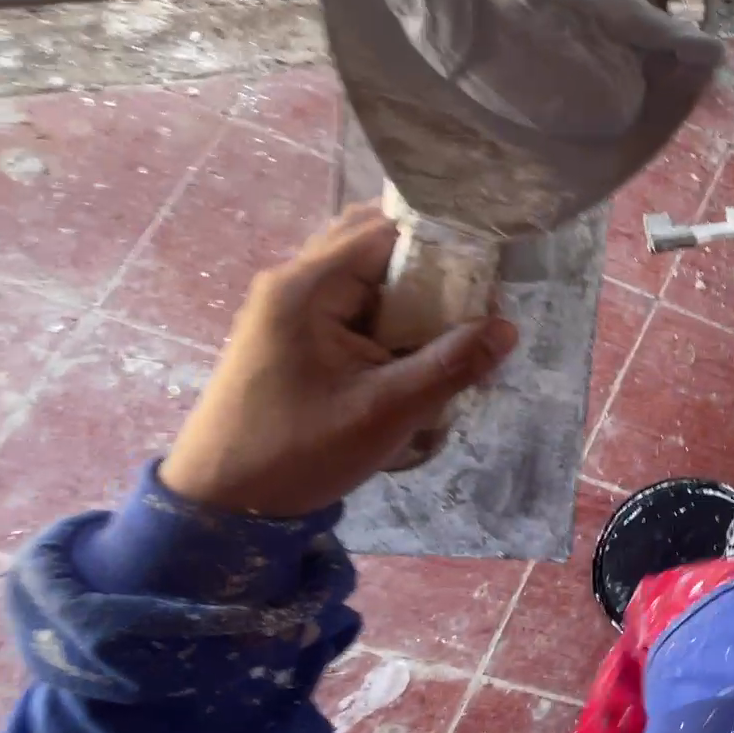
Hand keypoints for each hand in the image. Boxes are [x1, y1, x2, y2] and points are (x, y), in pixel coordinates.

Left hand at [160, 204, 518, 516]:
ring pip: (372, 272)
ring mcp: (297, 308)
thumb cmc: (300, 451)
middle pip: (377, 242)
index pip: (385, 230)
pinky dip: (403, 309)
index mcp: (307, 288)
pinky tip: (433, 337)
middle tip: (483, 289)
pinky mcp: (304, 333)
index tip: (493, 262)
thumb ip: (451, 364)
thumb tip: (509, 328)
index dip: (443, 239)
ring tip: (467, 314)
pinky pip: (364, 301)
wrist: (225, 502)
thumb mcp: (387, 410)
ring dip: (421, 287)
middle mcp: (297, 284)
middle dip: (435, 259)